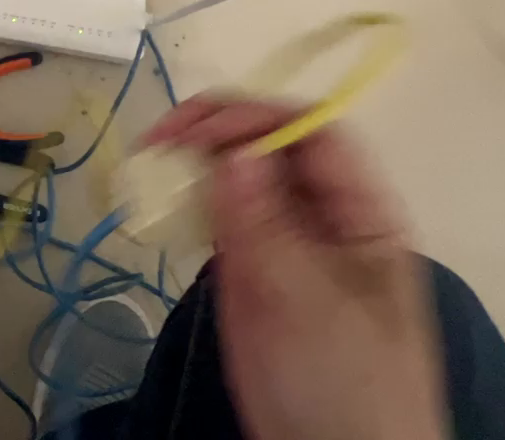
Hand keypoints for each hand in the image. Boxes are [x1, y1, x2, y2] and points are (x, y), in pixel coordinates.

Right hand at [142, 98, 444, 439]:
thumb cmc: (341, 384)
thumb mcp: (309, 301)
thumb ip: (269, 224)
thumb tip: (236, 150)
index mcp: (358, 212)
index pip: (313, 135)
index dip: (259, 119)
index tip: (200, 131)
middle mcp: (316, 209)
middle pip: (266, 143)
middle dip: (213, 130)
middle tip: (158, 139)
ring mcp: (277, 231)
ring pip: (232, 170)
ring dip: (189, 158)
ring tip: (146, 161)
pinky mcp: (244, 257)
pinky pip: (212, 208)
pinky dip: (181, 195)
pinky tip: (154, 197)